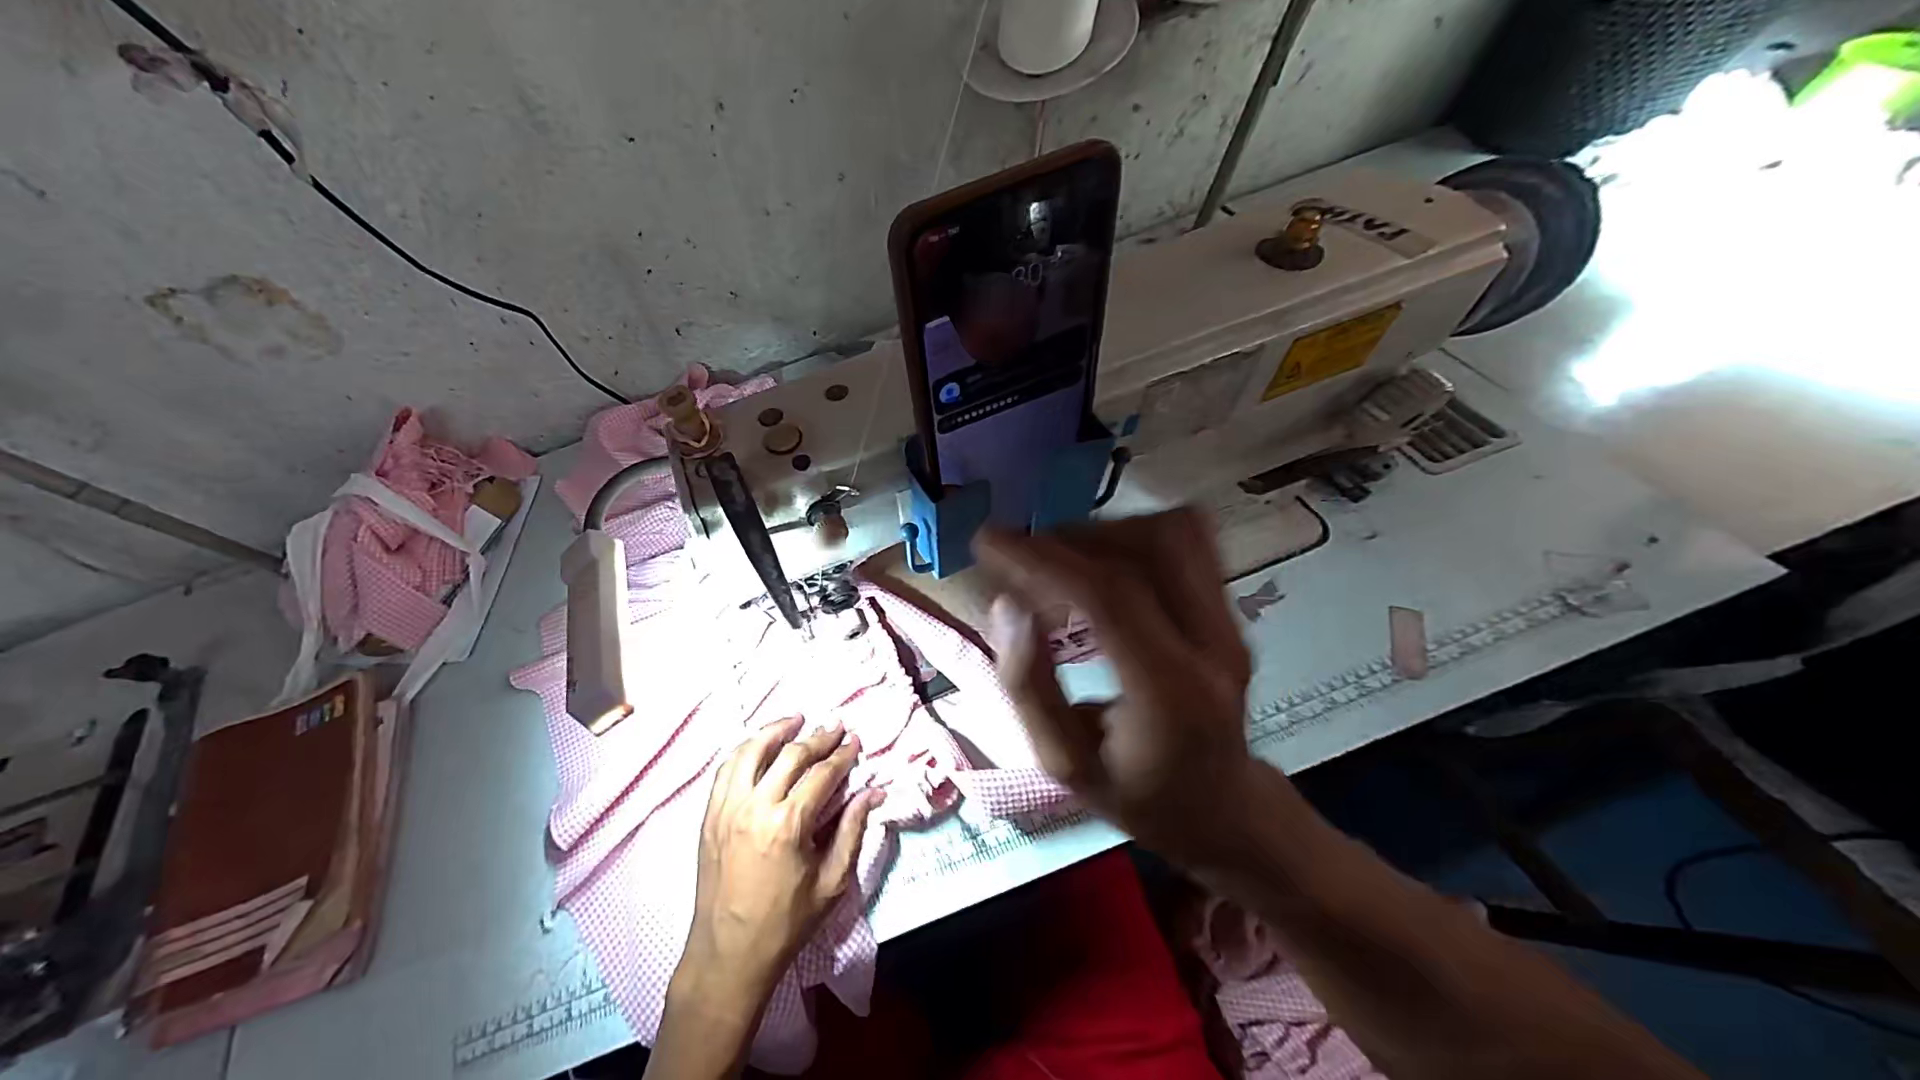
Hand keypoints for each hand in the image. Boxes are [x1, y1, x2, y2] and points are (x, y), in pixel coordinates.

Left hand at [679, 718, 881, 1007]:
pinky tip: (760, 746)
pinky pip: (726, 770)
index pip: (821, 774)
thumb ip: (853, 830)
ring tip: (796, 720)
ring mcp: (725, 809)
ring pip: (750, 752)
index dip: (842, 755)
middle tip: (836, 727)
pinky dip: (745, 751)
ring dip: (775, 731)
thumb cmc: (786, 923)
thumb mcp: (832, 882)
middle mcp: (753, 807)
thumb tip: (873, 793)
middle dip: (817, 737)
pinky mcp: (709, 817)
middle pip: (789, 755)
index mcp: (787, 824)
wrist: (728, 955)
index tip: (856, 742)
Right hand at [974, 509, 1267, 868]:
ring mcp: (1231, 623)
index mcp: (1170, 692)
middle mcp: (1213, 644)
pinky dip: (1132, 539)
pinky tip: (1098, 566)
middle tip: (1024, 558)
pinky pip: (1185, 544)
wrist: (1222, 808)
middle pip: (1149, 546)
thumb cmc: (1137, 796)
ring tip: (1057, 562)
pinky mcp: (1230, 611)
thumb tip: (1006, 607)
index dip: (1043, 560)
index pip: (1109, 596)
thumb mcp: (1065, 765)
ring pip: (1172, 533)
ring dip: (1104, 533)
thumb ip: (1030, 689)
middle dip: (1074, 538)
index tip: (987, 541)